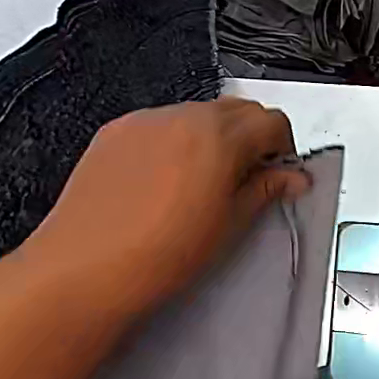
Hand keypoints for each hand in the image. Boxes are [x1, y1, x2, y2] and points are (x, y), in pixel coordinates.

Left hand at [29, 98, 308, 316]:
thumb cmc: (159, 255)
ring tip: (202, 183)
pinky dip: (175, 140)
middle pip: (238, 109)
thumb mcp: (228, 225)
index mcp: (219, 138)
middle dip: (252, 137)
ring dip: (213, 137)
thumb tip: (292, 178)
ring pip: (197, 113)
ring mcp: (146, 121)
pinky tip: (165, 180)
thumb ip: (264, 190)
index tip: (277, 171)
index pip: (272, 121)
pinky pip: (160, 123)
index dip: (282, 146)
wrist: (86, 269)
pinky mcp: (116, 131)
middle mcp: (183, 117)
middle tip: (247, 177)